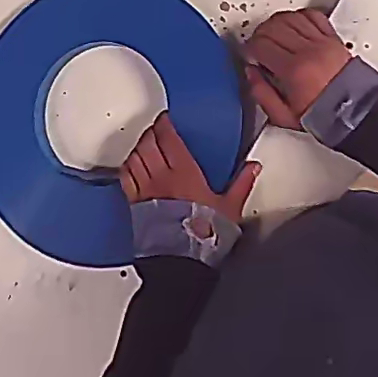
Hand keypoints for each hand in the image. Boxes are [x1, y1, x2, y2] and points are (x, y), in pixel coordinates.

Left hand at [118, 112, 261, 225]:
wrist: (183, 257)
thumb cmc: (206, 232)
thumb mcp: (230, 207)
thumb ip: (241, 183)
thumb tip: (252, 167)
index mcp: (184, 172)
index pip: (168, 138)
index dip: (164, 124)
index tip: (165, 118)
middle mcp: (161, 176)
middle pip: (148, 143)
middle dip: (151, 131)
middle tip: (155, 128)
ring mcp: (146, 188)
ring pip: (135, 156)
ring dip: (138, 146)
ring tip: (143, 143)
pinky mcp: (135, 202)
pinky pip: (125, 176)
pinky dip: (126, 166)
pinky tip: (130, 164)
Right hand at [242, 9, 351, 129]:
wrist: (358, 114)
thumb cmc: (325, 116)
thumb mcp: (284, 116)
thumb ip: (262, 94)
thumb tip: (252, 74)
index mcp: (294, 71)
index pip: (260, 45)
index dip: (249, 48)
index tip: (250, 55)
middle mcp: (308, 52)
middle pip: (272, 27)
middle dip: (259, 35)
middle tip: (258, 45)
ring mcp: (323, 43)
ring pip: (290, 18)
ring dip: (276, 23)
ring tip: (273, 34)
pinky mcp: (334, 39)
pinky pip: (313, 16)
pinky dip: (299, 16)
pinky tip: (294, 25)